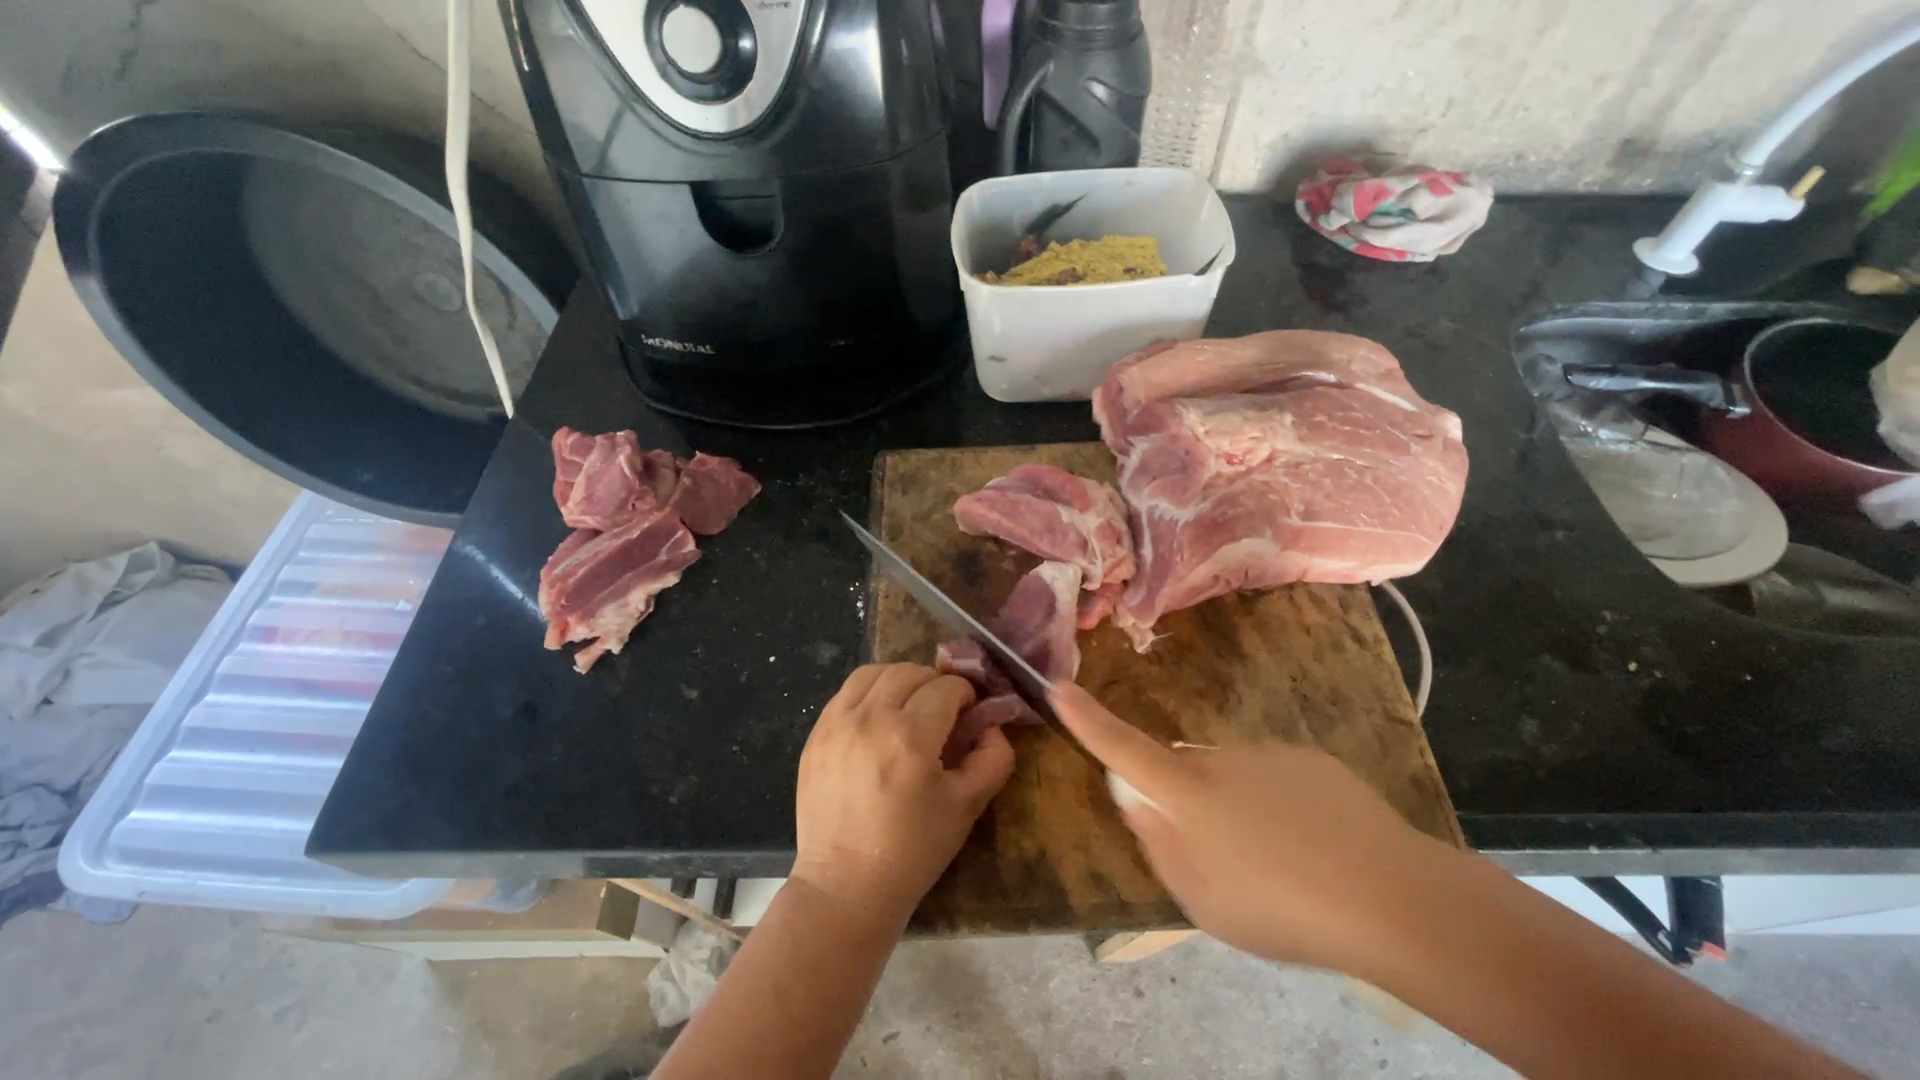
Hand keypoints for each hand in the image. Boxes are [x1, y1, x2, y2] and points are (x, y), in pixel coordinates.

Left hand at [792, 663, 1015, 924]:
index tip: (971, 714)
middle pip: (909, 672)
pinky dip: (868, 695)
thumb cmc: (913, 850)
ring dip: (899, 681)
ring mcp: (835, 725)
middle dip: (934, 684)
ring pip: (873, 673)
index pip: (946, 687)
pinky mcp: (815, 737)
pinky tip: (879, 721)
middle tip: (944, 712)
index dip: (966, 695)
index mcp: (910, 736)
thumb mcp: (967, 807)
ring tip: (909, 708)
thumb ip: (992, 759)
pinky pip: (844, 694)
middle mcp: (869, 719)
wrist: (846, 885)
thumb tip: (993, 727)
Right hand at [1051, 682, 1453, 971]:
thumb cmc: (1282, 910)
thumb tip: (1132, 800)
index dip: (1086, 720)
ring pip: (1232, 774)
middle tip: (1221, 858)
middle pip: (1183, 770)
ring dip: (1236, 805)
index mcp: (1188, 795)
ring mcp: (1271, 754)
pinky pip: (1274, 775)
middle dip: (1186, 799)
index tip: (1057, 685)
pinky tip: (1313, 846)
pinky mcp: (1312, 759)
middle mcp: (1223, 760)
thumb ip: (1158, 846)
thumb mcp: (1202, 902)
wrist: (1393, 898)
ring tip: (1280, 863)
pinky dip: (1277, 803)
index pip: (1123, 749)